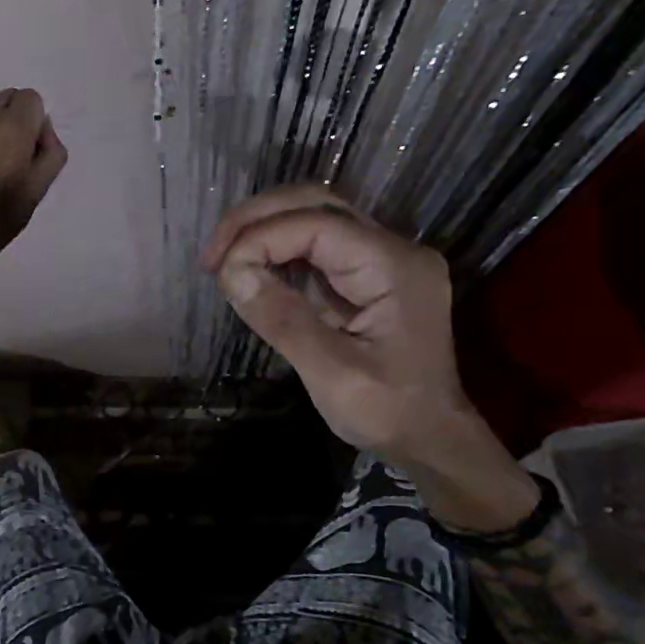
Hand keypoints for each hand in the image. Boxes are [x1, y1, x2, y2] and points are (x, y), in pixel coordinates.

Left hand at [0, 88, 68, 296]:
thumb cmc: (0, 219)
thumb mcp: (39, 190)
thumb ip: (52, 152)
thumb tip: (43, 130)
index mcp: (12, 128)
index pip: (32, 98)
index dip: (37, 123)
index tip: (32, 152)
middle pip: (8, 98)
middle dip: (17, 120)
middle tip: (14, 158)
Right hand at [202, 184, 537, 531]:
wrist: (431, 439)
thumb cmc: (388, 413)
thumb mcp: (332, 373)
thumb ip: (282, 319)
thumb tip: (231, 273)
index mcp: (395, 267)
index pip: (318, 224)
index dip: (261, 238)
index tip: (220, 271)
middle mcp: (394, 250)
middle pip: (318, 204)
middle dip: (258, 220)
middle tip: (213, 255)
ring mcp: (383, 260)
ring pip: (316, 218)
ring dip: (265, 231)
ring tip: (223, 260)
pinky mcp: (369, 276)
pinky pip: (318, 248)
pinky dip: (280, 252)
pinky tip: (252, 270)